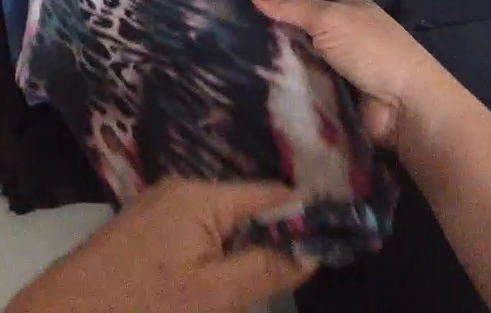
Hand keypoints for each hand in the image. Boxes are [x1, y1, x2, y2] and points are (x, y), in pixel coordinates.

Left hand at [5, 179, 313, 312]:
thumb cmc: (143, 306)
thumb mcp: (213, 296)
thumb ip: (265, 268)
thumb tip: (314, 247)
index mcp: (199, 195)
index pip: (270, 193)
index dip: (308, 212)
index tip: (347, 232)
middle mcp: (181, 189)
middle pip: (248, 204)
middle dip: (282, 231)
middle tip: (323, 258)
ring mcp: (161, 206)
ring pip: (225, 220)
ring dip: (253, 244)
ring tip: (290, 267)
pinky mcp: (148, 228)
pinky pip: (201, 230)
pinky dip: (224, 249)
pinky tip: (239, 274)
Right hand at [245, 0, 463, 149]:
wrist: (406, 109)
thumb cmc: (372, 50)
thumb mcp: (329, 18)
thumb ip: (289, 6)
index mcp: (346, 6)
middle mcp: (340, 33)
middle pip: (297, 26)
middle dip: (269, 26)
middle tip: (227, 22)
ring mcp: (335, 65)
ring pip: (295, 56)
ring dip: (273, 57)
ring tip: (228, 48)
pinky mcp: (330, 94)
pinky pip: (300, 83)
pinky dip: (282, 82)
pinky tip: (249, 76)